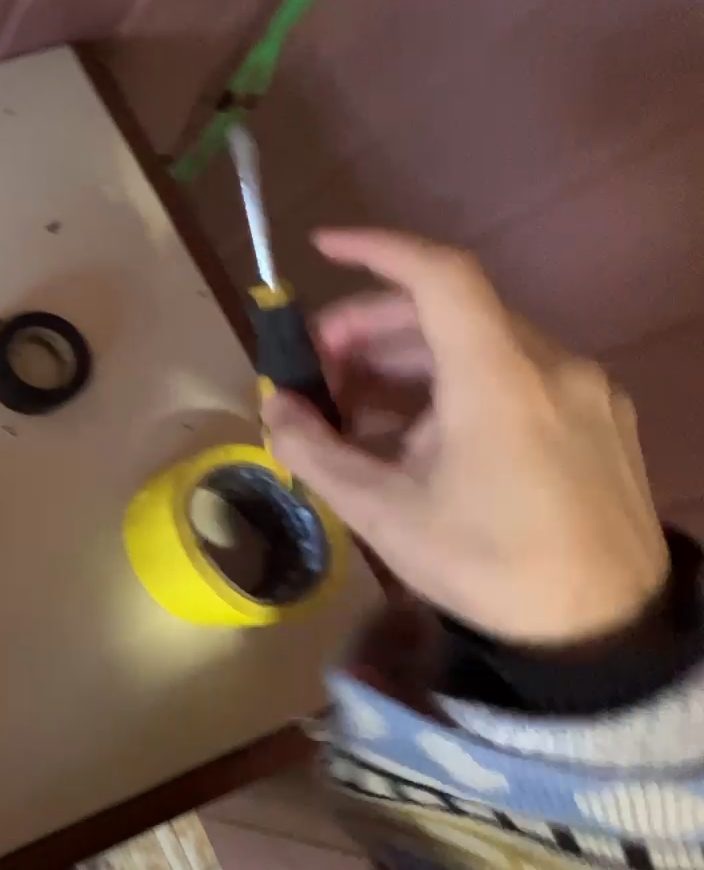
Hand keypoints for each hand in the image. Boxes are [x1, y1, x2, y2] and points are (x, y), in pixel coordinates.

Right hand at [260, 228, 667, 646]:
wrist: (597, 623)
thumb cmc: (480, 560)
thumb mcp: (375, 508)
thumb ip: (312, 447)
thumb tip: (272, 406)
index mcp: (498, 381)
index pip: (441, 279)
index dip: (378, 251)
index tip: (320, 247)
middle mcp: (547, 366)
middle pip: (443, 312)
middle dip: (362, 330)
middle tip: (309, 374)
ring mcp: (575, 389)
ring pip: (468, 343)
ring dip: (394, 361)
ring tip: (344, 410)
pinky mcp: (584, 414)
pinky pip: (498, 374)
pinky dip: (435, 384)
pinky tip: (399, 430)